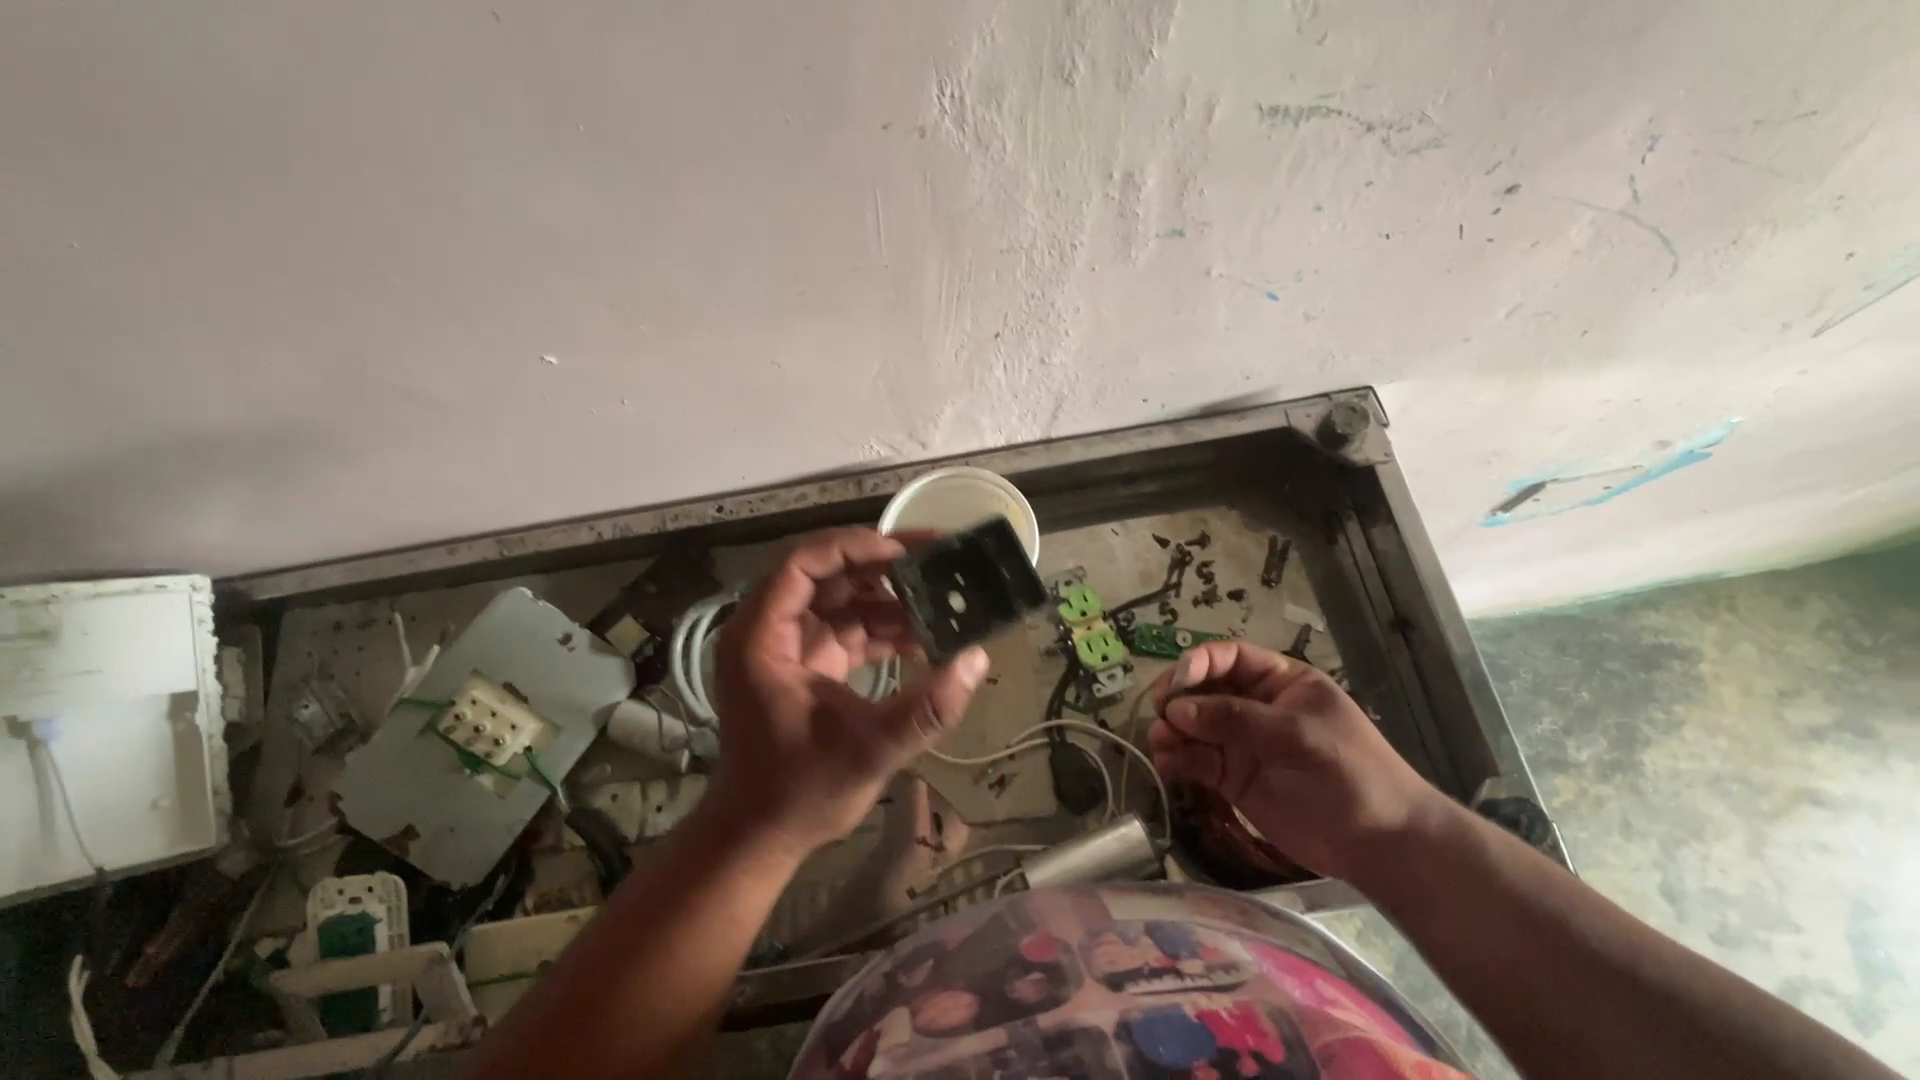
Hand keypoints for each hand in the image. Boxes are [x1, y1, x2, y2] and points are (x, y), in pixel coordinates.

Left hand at [711, 528, 991, 853]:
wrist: (762, 834)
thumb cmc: (800, 791)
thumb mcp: (869, 749)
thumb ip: (927, 707)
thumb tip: (978, 658)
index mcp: (761, 638)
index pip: (802, 565)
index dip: (853, 548)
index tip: (906, 552)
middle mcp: (769, 631)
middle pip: (826, 575)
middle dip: (883, 567)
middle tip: (939, 560)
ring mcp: (789, 648)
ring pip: (842, 600)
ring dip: (890, 600)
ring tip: (944, 599)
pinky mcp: (809, 666)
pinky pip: (848, 629)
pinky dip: (884, 630)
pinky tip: (926, 635)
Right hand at [1146, 641, 1449, 881]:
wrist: (1378, 841)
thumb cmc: (1349, 772)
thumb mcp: (1296, 735)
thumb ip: (1236, 719)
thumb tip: (1177, 710)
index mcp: (1281, 683)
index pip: (1231, 658)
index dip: (1200, 663)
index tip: (1176, 682)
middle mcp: (1256, 708)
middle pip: (1204, 691)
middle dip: (1178, 698)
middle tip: (1159, 713)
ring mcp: (1242, 745)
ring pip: (1194, 728)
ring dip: (1172, 732)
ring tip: (1159, 744)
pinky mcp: (1233, 780)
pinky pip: (1196, 762)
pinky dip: (1177, 761)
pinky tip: (1167, 767)